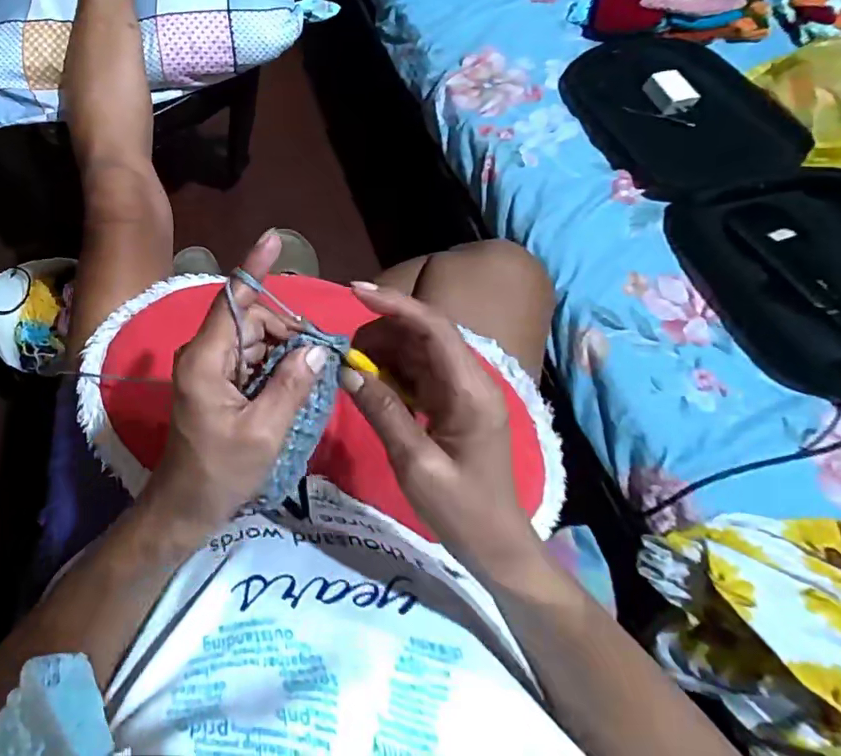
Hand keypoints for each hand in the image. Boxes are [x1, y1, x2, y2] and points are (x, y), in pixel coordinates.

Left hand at [137, 233, 323, 543]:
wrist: (186, 504)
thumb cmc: (221, 470)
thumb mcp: (264, 430)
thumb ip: (292, 384)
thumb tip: (316, 347)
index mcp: (206, 359)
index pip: (232, 301)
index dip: (253, 268)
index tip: (273, 239)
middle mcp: (202, 353)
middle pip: (249, 319)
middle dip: (284, 329)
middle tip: (317, 357)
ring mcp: (206, 366)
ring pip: (252, 337)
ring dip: (281, 348)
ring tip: (307, 375)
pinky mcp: (214, 380)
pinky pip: (248, 357)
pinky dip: (272, 363)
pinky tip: (292, 382)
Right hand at [341, 283, 538, 564]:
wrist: (497, 547)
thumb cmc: (462, 511)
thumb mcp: (416, 464)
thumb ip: (382, 411)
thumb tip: (346, 371)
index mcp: (470, 391)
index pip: (434, 328)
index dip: (394, 304)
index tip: (354, 291)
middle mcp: (470, 381)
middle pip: (423, 333)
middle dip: (380, 331)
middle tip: (343, 353)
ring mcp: (461, 391)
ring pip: (417, 349)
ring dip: (381, 350)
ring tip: (351, 369)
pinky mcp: (451, 403)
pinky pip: (417, 371)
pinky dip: (389, 370)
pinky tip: (370, 385)